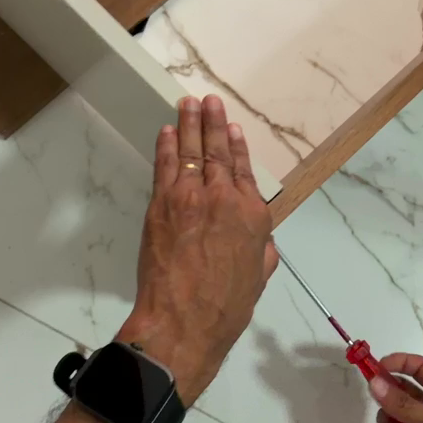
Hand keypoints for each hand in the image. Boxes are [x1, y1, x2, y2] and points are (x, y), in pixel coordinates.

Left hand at [119, 95, 277, 401]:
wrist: (183, 322)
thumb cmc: (226, 306)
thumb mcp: (259, 276)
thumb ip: (261, 248)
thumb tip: (258, 237)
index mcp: (253, 215)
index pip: (244, 171)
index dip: (239, 147)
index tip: (234, 128)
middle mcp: (224, 198)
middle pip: (217, 152)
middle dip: (213, 123)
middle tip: (209, 100)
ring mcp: (189, 198)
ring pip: (188, 151)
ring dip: (188, 124)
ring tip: (187, 102)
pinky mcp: (161, 206)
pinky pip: (164, 167)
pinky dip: (165, 146)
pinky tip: (166, 131)